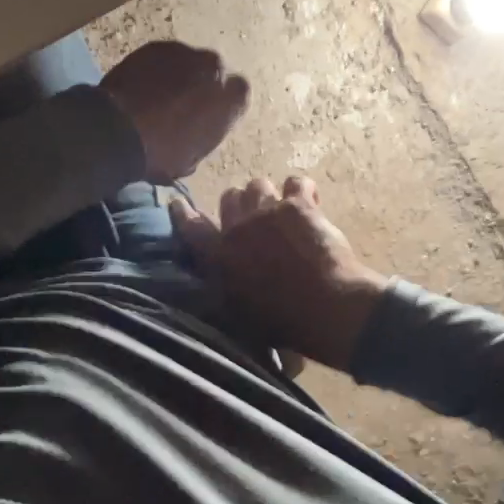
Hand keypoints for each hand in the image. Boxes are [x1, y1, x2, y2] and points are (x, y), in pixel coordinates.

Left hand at [99, 41, 249, 181]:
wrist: (116, 131)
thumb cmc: (160, 154)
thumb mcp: (191, 160)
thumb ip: (204, 137)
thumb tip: (198, 132)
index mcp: (233, 97)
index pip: (236, 97)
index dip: (218, 108)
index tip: (204, 118)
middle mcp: (217, 66)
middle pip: (213, 75)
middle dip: (201, 86)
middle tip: (179, 105)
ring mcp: (186, 52)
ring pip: (188, 64)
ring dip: (179, 76)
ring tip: (157, 95)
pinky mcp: (157, 45)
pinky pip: (162, 58)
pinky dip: (155, 69)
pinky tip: (141, 85)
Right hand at [170, 176, 389, 371]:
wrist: (325, 307)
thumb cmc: (281, 320)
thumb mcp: (236, 308)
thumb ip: (221, 284)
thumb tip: (217, 275)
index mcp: (217, 257)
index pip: (190, 227)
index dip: (183, 214)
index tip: (178, 203)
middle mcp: (236, 228)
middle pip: (229, 197)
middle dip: (239, 204)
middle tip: (252, 218)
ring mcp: (267, 213)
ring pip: (258, 185)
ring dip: (266, 195)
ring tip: (280, 209)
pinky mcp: (298, 206)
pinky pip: (295, 183)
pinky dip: (302, 190)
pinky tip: (310, 201)